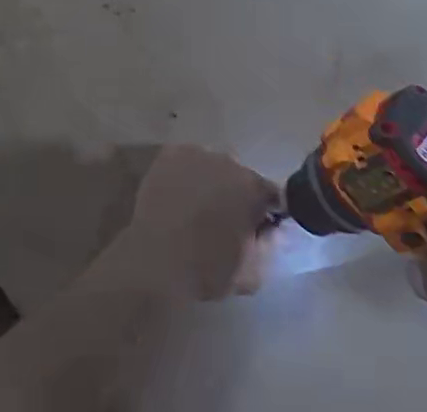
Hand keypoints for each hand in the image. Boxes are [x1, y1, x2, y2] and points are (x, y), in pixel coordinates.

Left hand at [109, 146, 279, 301]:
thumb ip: (269, 247)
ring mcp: (197, 155)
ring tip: (194, 208)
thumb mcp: (251, 273)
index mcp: (253, 187)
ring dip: (210, 182)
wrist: (154, 262)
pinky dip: (185, 174)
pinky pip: (186, 160)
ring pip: (212, 166)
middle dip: (236, 195)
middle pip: (240, 177)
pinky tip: (177, 194)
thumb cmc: (206, 270)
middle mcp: (229, 162)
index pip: (270, 194)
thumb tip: (273, 231)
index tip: (254, 229)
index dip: (265, 212)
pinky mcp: (170, 155)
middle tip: (221, 220)